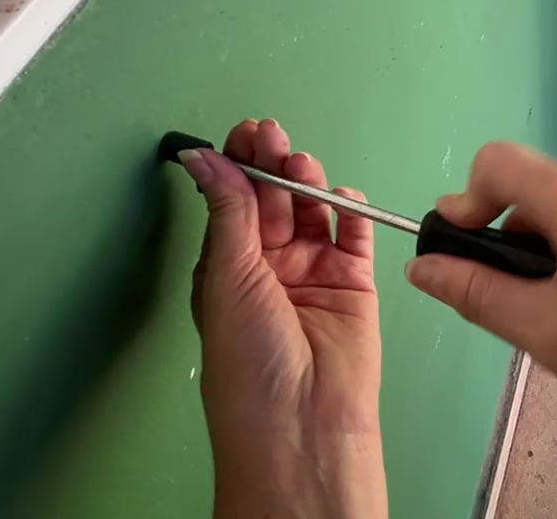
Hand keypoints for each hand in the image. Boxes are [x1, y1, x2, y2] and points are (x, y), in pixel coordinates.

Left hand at [183, 119, 386, 518]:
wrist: (304, 423)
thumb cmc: (251, 367)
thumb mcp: (230, 278)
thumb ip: (229, 210)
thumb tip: (204, 159)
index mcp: (229, 268)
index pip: (234, 201)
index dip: (238, 164)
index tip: (242, 133)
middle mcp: (270, 266)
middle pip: (273, 198)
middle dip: (272, 162)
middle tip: (270, 134)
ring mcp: (313, 271)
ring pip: (312, 208)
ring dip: (307, 180)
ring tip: (301, 163)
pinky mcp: (353, 278)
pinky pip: (353, 231)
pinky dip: (350, 208)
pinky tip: (340, 196)